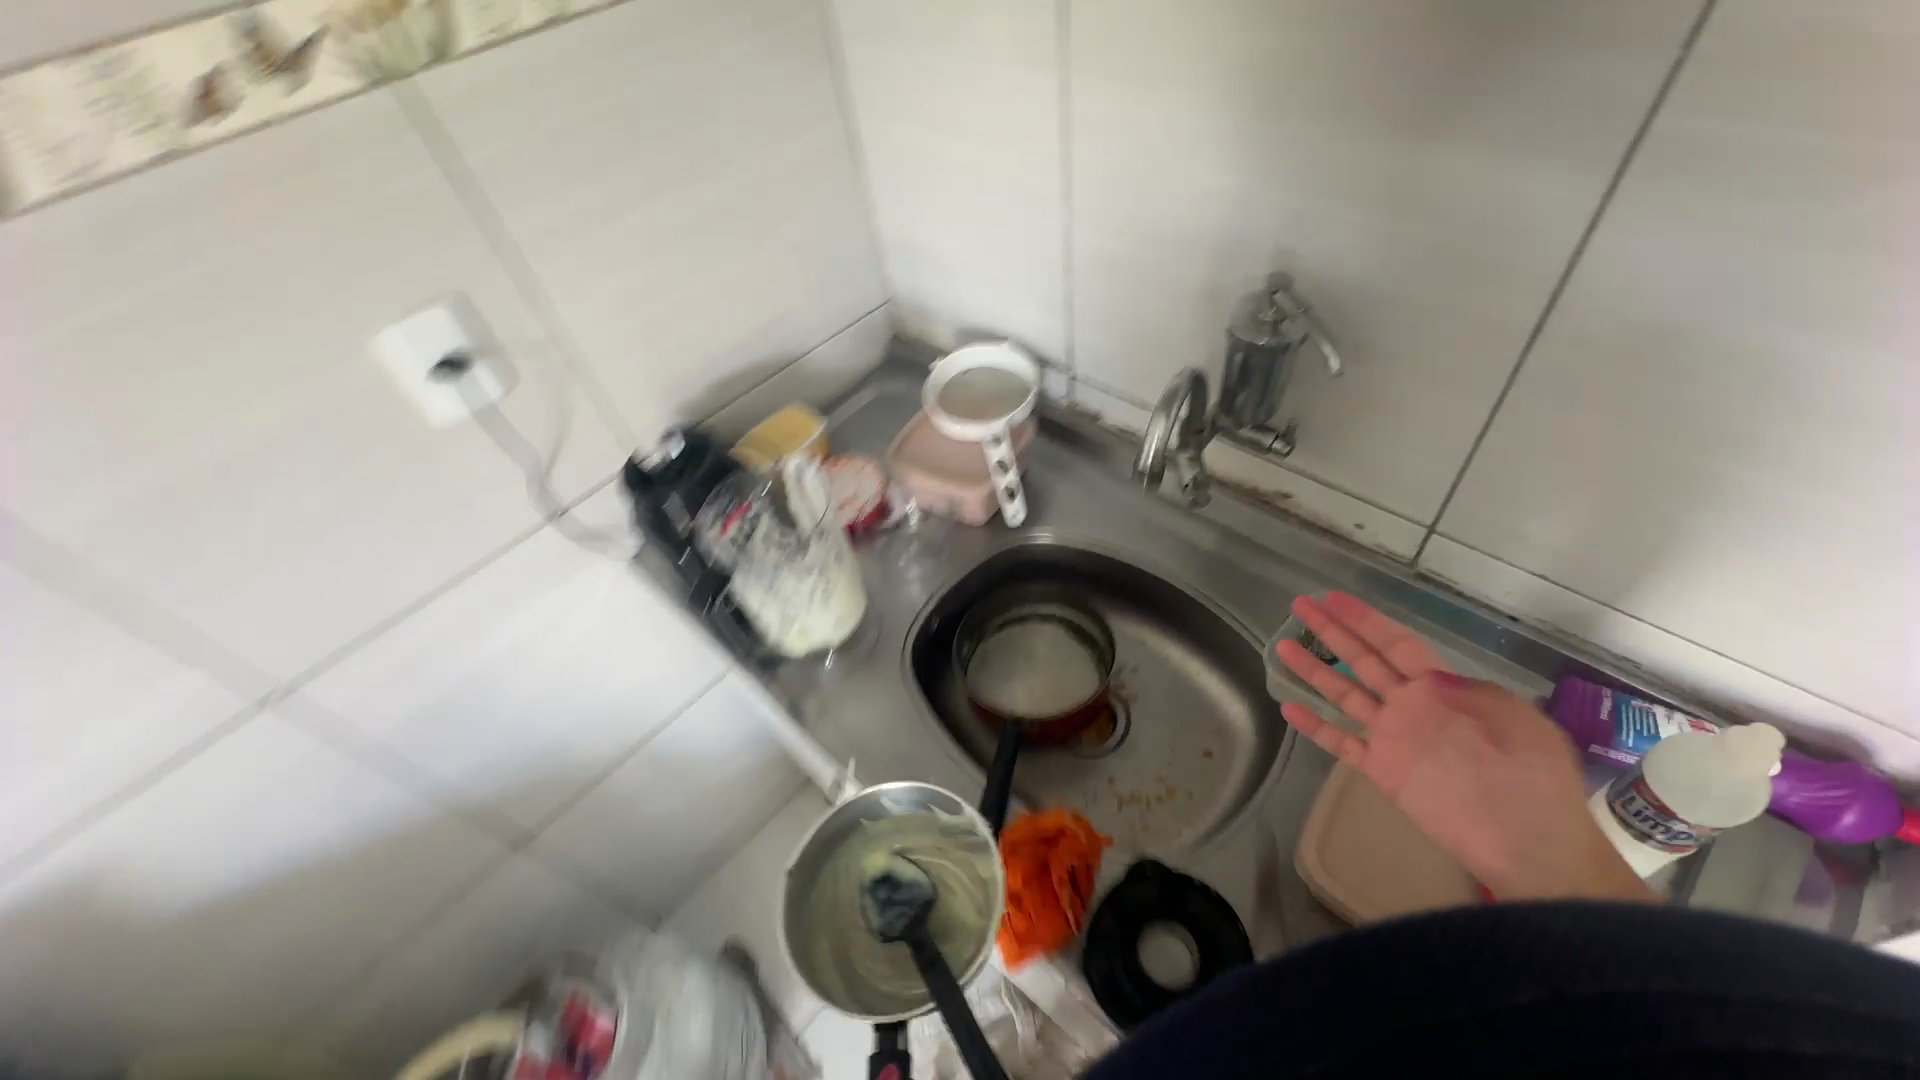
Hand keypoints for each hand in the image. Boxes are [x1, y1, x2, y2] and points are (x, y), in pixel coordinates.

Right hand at [1276, 592, 1651, 902]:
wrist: (1527, 839)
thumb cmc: (1530, 774)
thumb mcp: (1511, 715)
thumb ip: (1465, 690)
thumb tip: (1429, 679)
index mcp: (1443, 687)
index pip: (1395, 643)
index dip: (1364, 619)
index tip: (1332, 597)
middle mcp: (1412, 705)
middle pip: (1363, 659)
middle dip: (1331, 631)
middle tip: (1299, 606)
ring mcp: (1394, 737)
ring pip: (1344, 695)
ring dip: (1314, 671)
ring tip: (1282, 647)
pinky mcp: (1382, 770)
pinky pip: (1341, 743)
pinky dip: (1315, 726)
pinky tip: (1289, 709)